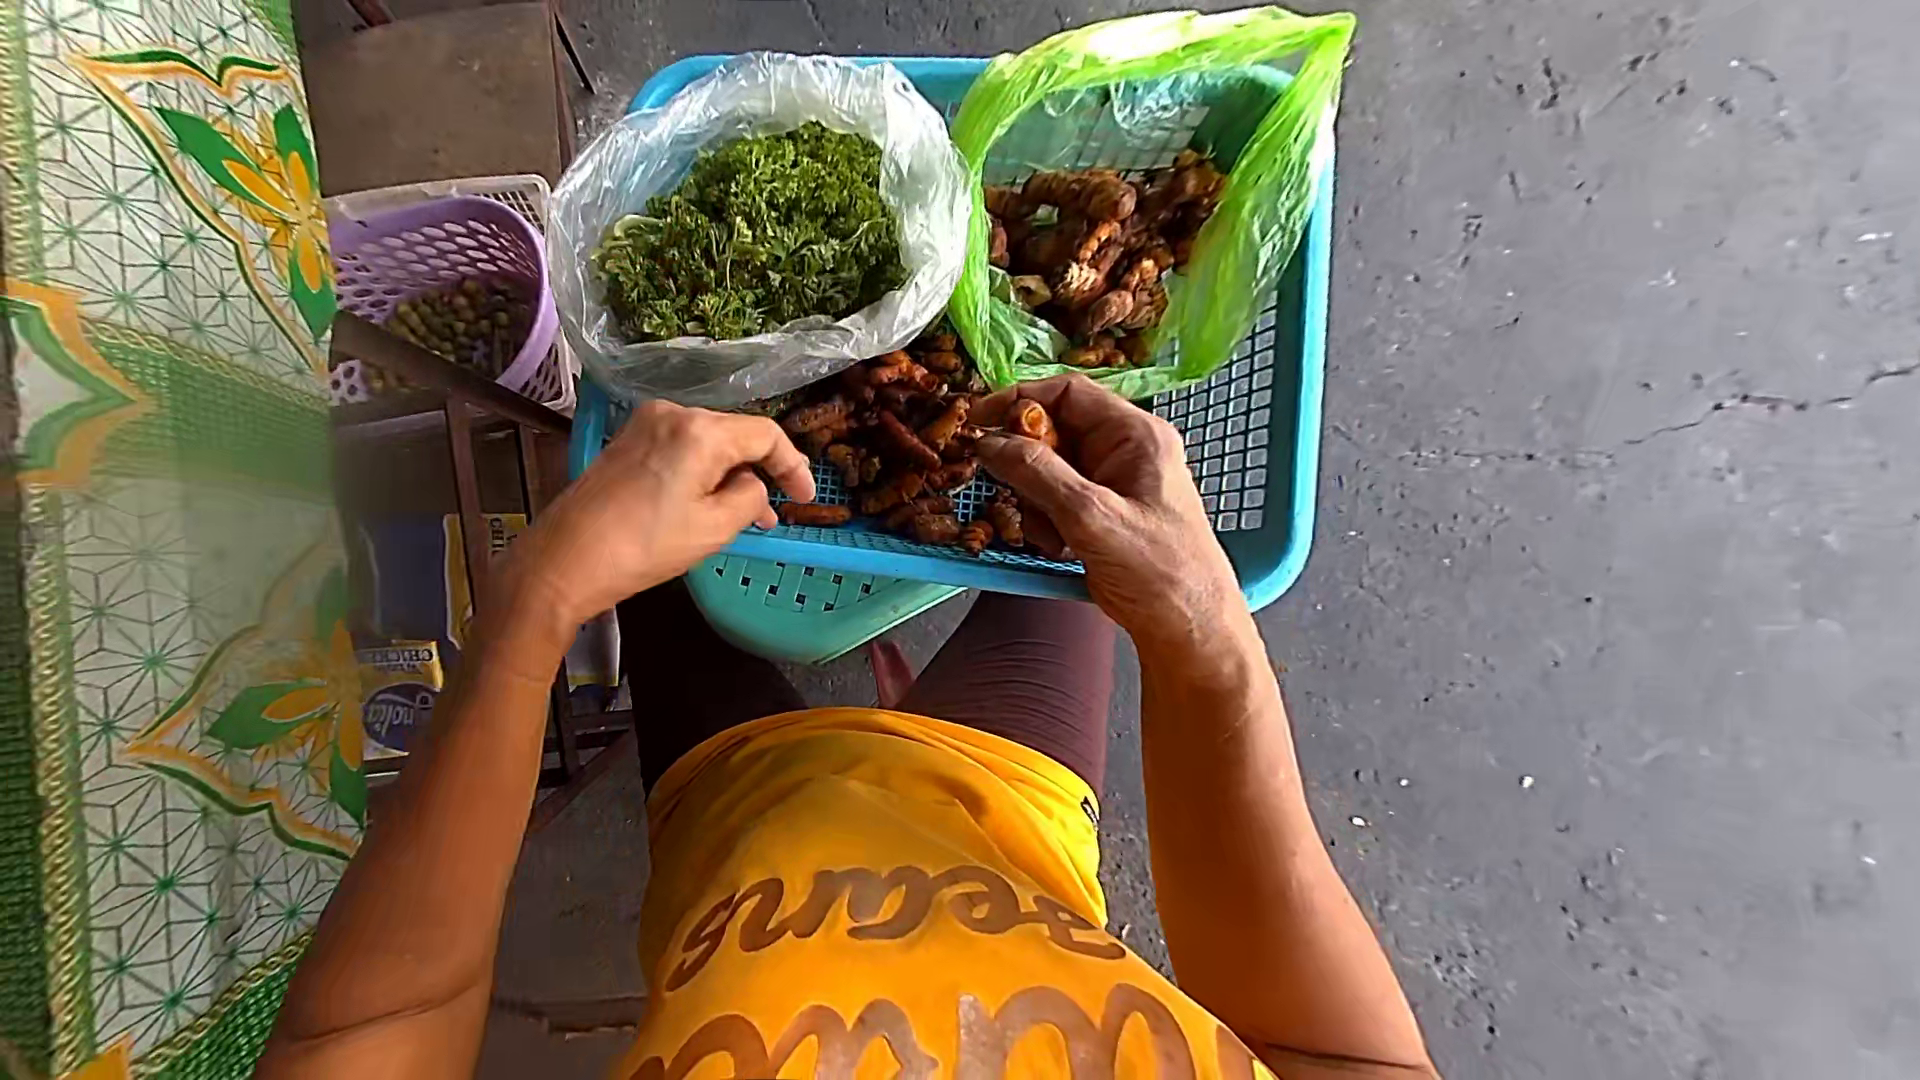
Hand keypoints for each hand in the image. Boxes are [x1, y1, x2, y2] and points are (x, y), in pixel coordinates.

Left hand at [498, 400, 814, 628]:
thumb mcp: (716, 527)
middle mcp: (675, 413)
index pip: (766, 434)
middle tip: (780, 508)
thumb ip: (751, 495)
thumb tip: (751, 483)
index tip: (805, 498)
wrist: (565, 560)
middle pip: (738, 434)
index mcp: (700, 431)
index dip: (793, 465)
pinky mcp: (631, 440)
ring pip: (713, 443)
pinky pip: (686, 448)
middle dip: (764, 471)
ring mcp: (648, 424)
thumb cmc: (647, 546)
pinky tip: (715, 501)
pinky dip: (708, 472)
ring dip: (736, 474)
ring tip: (751, 515)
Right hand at [973, 374, 1245, 654]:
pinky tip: (1059, 548)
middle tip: (1014, 492)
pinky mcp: (1095, 514)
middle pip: (1052, 433)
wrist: (1184, 626)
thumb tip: (989, 443)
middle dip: (1026, 465)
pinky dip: (1044, 522)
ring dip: (1034, 502)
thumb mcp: (1092, 515)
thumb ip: (1038, 473)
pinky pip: (1052, 501)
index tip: (978, 420)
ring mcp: (1107, 484)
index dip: (1019, 399)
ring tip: (1052, 535)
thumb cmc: (1158, 568)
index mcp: (1134, 434)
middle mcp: (1120, 451)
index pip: (1068, 393)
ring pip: (1045, 471)